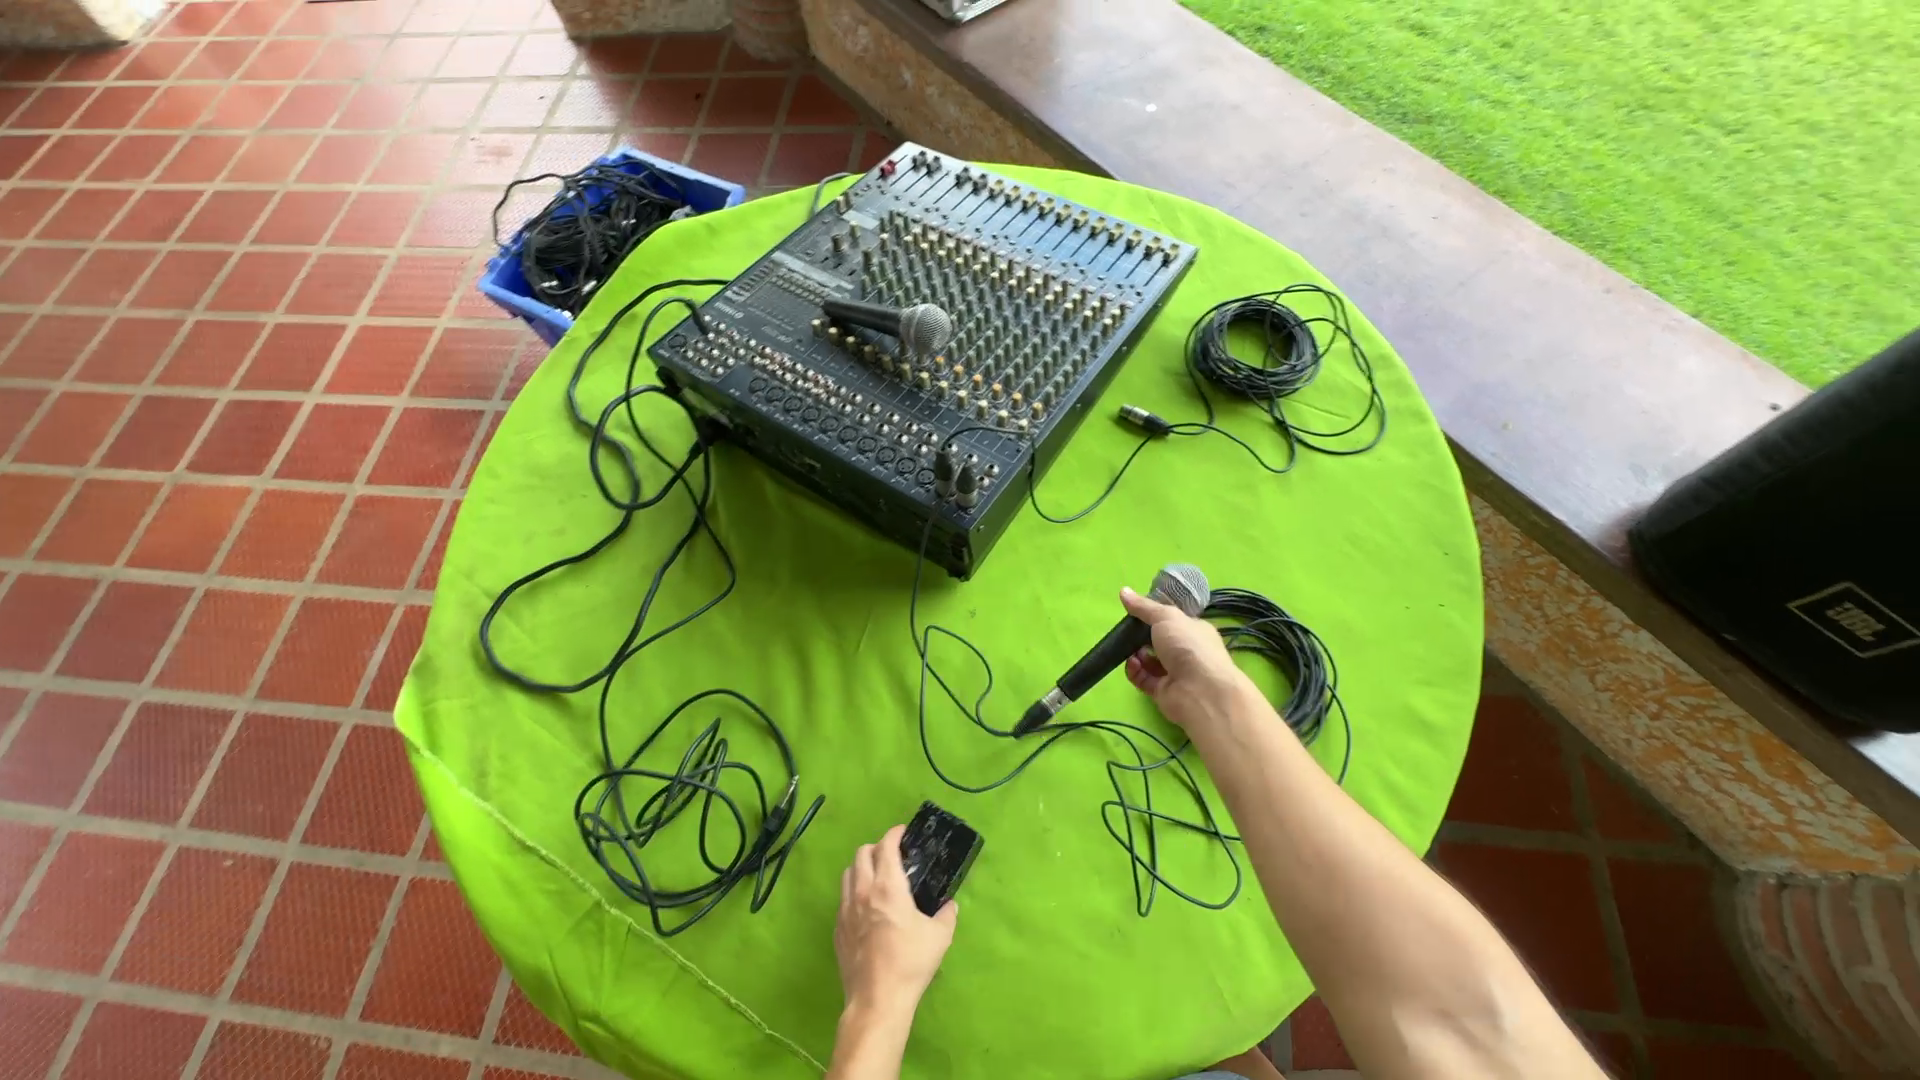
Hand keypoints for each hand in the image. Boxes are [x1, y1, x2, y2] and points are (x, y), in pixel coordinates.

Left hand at [835, 824, 957, 1009]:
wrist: (877, 1000)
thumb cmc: (910, 963)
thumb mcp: (939, 936)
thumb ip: (947, 914)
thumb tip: (950, 904)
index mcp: (888, 887)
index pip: (886, 846)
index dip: (894, 834)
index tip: (903, 832)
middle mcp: (863, 892)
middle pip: (861, 854)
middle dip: (877, 848)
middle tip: (892, 856)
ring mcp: (846, 910)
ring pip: (848, 874)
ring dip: (862, 868)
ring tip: (877, 877)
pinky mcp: (837, 929)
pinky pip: (843, 899)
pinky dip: (854, 892)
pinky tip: (866, 907)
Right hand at [1121, 585, 1251, 728]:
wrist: (1200, 691)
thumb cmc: (1188, 646)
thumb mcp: (1166, 617)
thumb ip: (1144, 607)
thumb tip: (1123, 591)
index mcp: (1194, 630)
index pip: (1173, 621)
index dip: (1154, 617)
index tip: (1136, 613)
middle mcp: (1187, 651)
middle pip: (1158, 641)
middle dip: (1141, 636)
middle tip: (1128, 632)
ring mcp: (1175, 673)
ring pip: (1148, 661)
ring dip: (1135, 654)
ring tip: (1130, 651)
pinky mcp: (1163, 691)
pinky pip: (1143, 678)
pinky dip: (1135, 671)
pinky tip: (1132, 664)